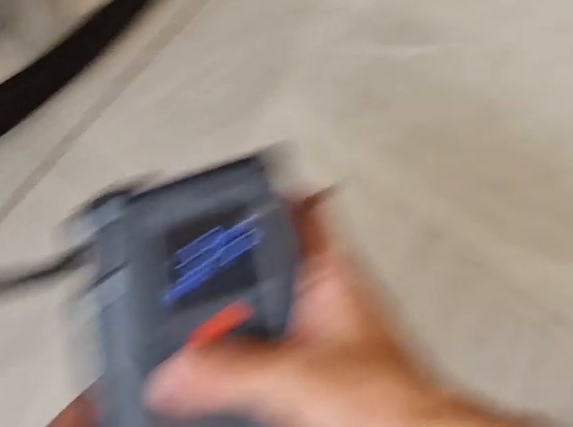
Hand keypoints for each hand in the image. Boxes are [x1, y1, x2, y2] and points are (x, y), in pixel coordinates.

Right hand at [46, 192, 510, 426]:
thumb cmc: (395, 396)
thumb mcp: (301, 376)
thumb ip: (237, 367)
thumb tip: (177, 365)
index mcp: (335, 271)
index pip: (310, 205)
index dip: (278, 186)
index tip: (249, 176)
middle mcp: (333, 293)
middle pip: (280, 254)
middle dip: (241, 252)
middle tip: (204, 241)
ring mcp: (328, 329)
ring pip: (277, 302)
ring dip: (242, 307)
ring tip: (201, 309)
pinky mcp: (324, 366)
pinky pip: (275, 345)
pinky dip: (247, 350)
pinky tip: (229, 367)